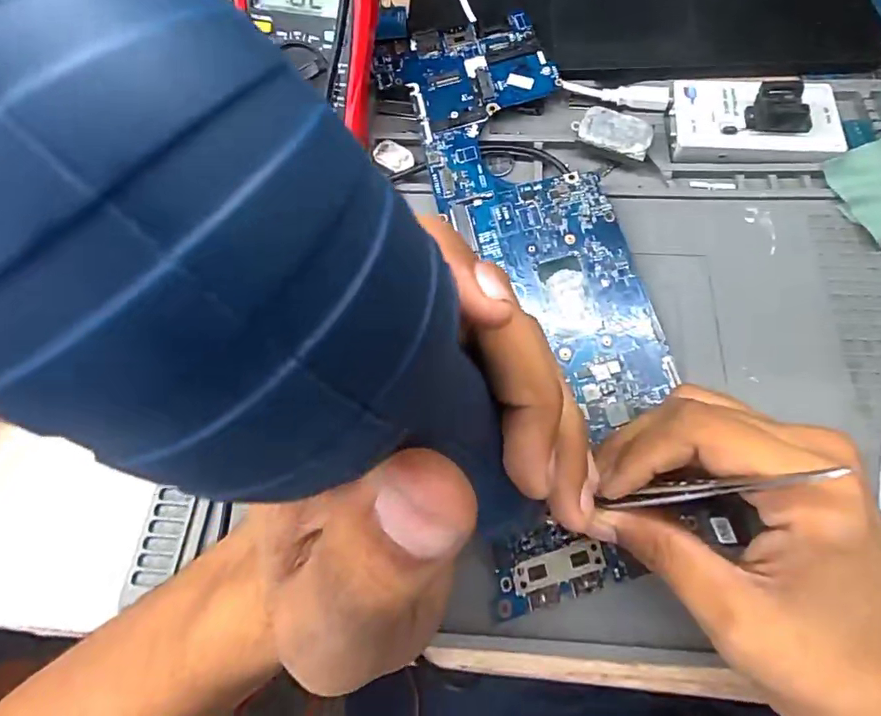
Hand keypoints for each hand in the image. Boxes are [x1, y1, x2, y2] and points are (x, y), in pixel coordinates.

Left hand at [248, 217, 592, 695]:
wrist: (326, 608)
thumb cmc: (308, 602)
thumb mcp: (327, 612)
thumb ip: (365, 566)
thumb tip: (436, 488)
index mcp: (339, 378)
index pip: (396, 275)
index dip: (449, 268)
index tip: (494, 319)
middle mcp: (391, 355)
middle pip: (481, 307)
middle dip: (530, 378)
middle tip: (547, 477)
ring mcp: (436, 372)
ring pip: (515, 347)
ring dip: (555, 410)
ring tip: (569, 496)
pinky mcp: (469, 399)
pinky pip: (527, 386)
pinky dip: (559, 426)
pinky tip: (572, 480)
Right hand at [592, 387, 880, 715]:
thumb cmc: (829, 667)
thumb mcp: (737, 618)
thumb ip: (666, 553)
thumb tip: (599, 514)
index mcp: (810, 475)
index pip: (703, 427)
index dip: (641, 451)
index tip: (602, 491)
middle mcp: (811, 442)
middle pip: (701, 409)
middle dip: (642, 443)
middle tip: (602, 487)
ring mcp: (807, 447)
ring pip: (707, 413)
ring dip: (657, 444)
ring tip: (621, 486)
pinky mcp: (797, 460)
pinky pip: (724, 435)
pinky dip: (681, 455)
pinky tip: (656, 485)